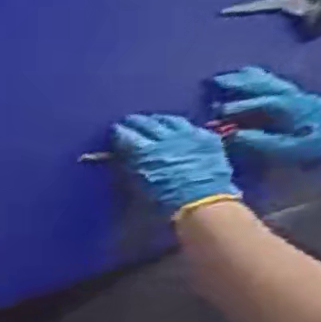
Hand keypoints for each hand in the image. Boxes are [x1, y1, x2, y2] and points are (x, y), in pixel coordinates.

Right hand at [111, 113, 239, 218]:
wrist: (200, 201)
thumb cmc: (159, 201)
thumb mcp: (133, 187)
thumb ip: (126, 168)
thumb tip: (118, 157)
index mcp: (145, 152)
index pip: (128, 136)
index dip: (119, 133)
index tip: (113, 131)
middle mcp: (167, 139)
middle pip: (150, 124)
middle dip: (137, 122)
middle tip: (128, 122)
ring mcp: (190, 136)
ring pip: (171, 121)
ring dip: (157, 120)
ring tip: (150, 120)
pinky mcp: (207, 139)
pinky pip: (190, 126)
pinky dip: (177, 124)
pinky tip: (174, 126)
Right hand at [213, 65, 320, 168]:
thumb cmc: (310, 151)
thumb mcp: (285, 150)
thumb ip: (258, 142)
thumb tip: (229, 135)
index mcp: (296, 110)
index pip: (266, 103)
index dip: (241, 106)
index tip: (216, 112)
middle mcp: (298, 98)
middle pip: (269, 86)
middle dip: (242, 82)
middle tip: (216, 79)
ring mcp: (300, 97)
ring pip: (273, 83)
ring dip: (250, 78)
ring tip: (229, 75)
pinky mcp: (297, 101)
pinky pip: (275, 87)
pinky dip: (259, 81)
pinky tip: (248, 79)